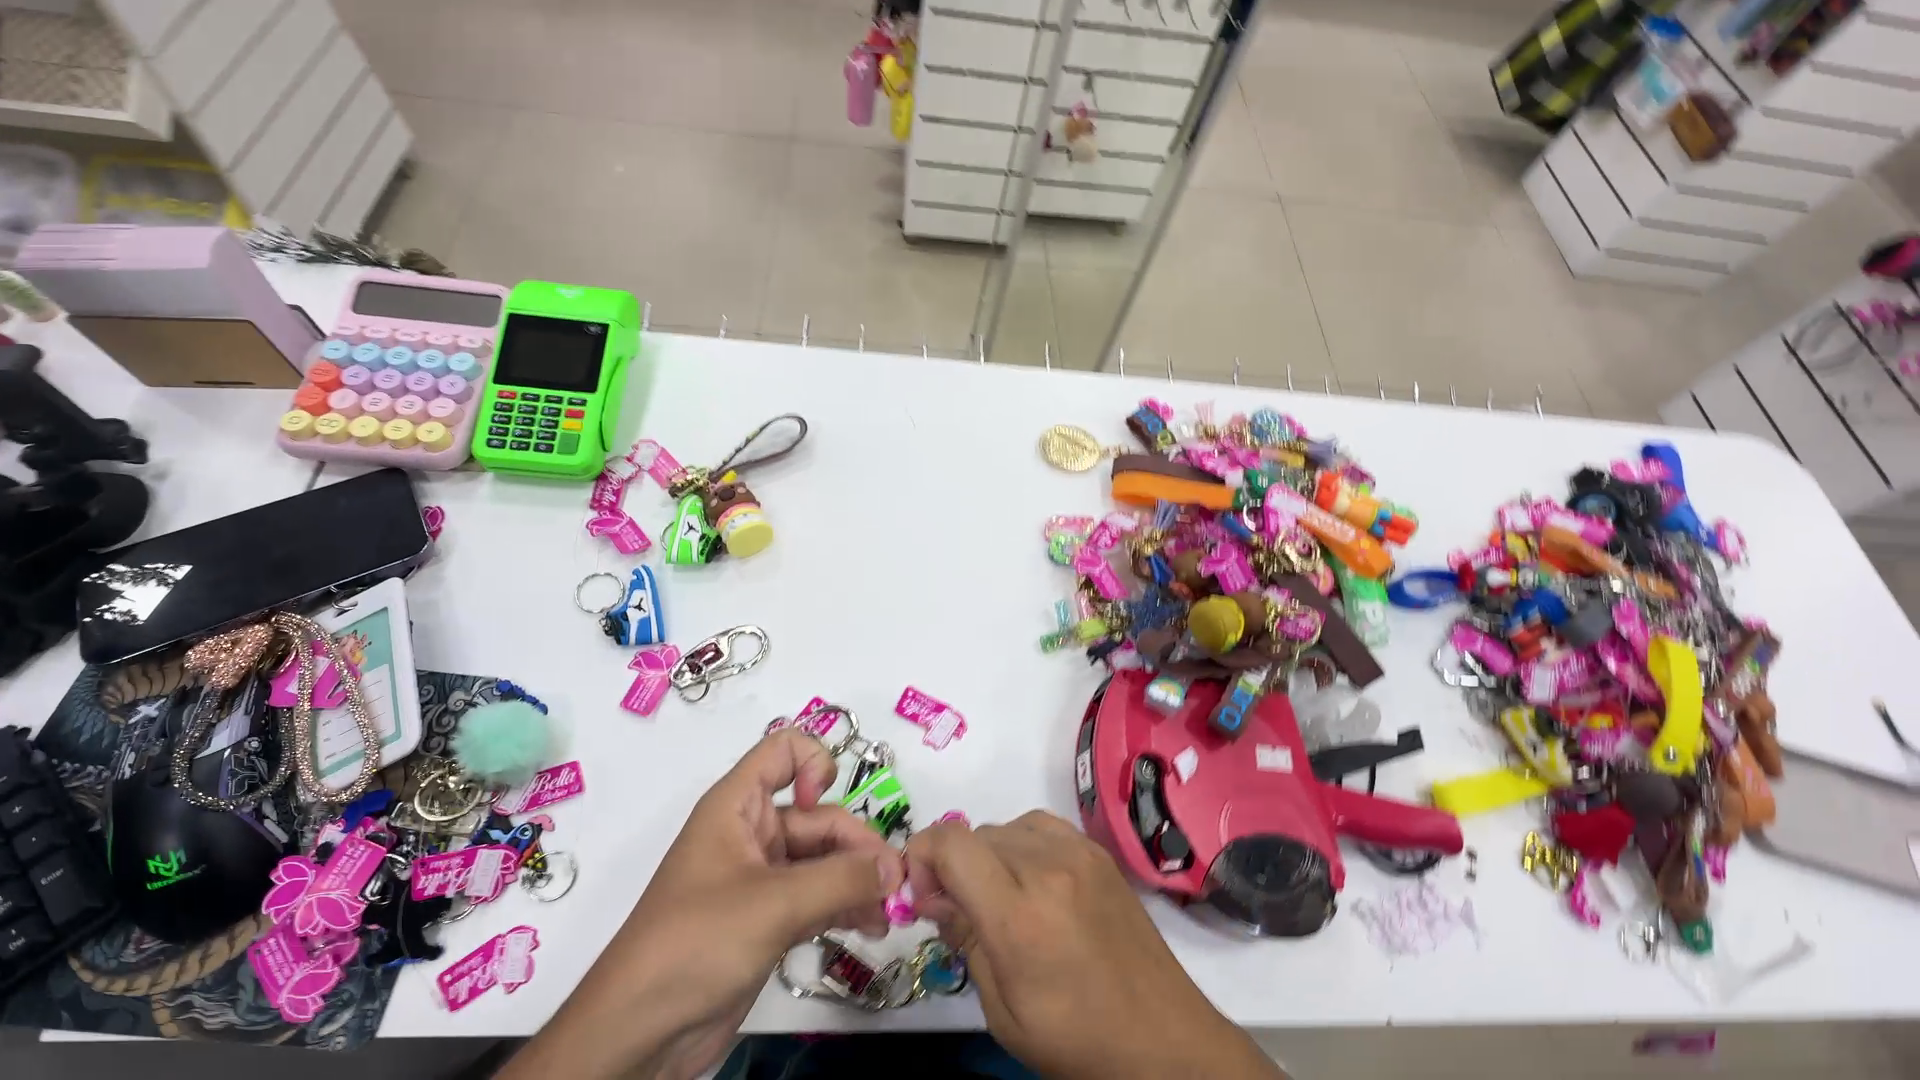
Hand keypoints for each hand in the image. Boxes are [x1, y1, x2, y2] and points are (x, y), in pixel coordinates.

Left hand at [502, 731, 904, 1079]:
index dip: (814, 763)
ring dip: (858, 880)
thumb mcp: (774, 904)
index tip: (827, 803)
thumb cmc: (697, 942)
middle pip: (818, 817)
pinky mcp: (769, 921)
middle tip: (894, 885)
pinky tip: (871, 928)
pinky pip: (818, 898)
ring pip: (824, 861)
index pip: (783, 751)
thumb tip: (896, 867)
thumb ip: (842, 880)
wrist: (641, 1030)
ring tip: (890, 913)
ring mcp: (760, 880)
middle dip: (857, 845)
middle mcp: (751, 835)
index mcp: (737, 807)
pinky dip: (845, 907)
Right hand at [906, 812, 1283, 1079]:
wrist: (1163, 1039)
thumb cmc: (1076, 1038)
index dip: (921, 858)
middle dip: (952, 864)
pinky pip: (1043, 826)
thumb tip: (931, 896)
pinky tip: (1031, 881)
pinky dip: (1023, 843)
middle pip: (975, 834)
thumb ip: (963, 940)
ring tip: (997, 896)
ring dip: (988, 853)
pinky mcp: (1101, 854)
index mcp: (1019, 916)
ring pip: (1007, 825)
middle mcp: (1048, 869)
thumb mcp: (1002, 1010)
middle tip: (956, 909)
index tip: (921, 896)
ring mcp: (1080, 855)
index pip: (951, 844)